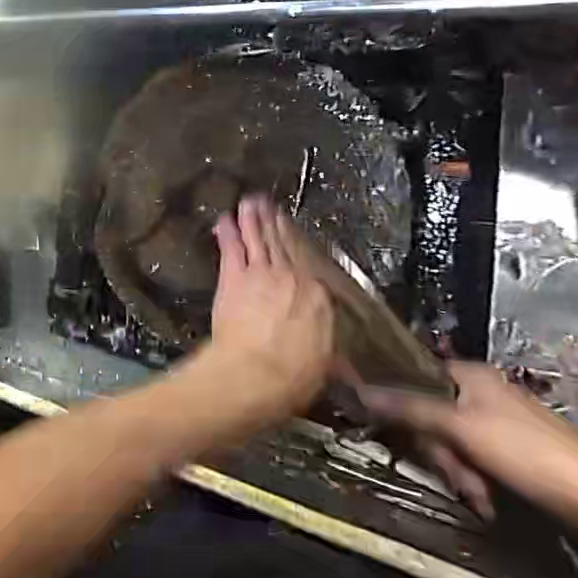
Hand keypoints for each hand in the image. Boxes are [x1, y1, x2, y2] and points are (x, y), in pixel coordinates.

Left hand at [203, 194, 334, 415]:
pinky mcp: (235, 277)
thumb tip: (352, 375)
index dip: (296, 246)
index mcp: (320, 298)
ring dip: (253, 219)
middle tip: (266, 203)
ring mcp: (262, 274)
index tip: (290, 233)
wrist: (259, 370)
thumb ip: (332, 356)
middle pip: (282, 244)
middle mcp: (293, 279)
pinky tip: (224, 220)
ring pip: (259, 239)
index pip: (308, 265)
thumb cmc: (296, 374)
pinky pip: (232, 248)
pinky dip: (228, 232)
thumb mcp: (326, 364)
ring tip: (249, 202)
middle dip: (273, 223)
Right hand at [358, 363, 577, 520]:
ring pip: (451, 438)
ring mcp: (500, 420)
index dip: (399, 399)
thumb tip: (358, 389)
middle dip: (437, 448)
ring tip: (476, 490)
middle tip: (450, 469)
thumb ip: (405, 406)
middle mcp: (483, 391)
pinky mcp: (514, 449)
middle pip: (430, 411)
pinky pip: (474, 455)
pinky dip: (475, 476)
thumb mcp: (457, 427)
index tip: (396, 426)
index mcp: (471, 373)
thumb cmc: (529, 453)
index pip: (412, 373)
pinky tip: (485, 494)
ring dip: (456, 468)